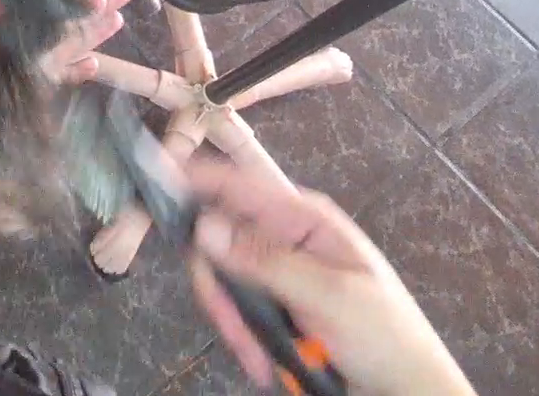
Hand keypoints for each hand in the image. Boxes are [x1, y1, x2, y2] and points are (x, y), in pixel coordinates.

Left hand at [0, 0, 132, 132]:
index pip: (38, 10)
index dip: (67, 0)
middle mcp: (12, 48)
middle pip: (59, 28)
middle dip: (92, 13)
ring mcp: (19, 74)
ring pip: (64, 51)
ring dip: (92, 37)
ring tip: (119, 21)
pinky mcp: (21, 99)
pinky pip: (53, 83)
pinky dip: (74, 74)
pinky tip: (92, 63)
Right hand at [184, 161, 475, 395]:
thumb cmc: (387, 341)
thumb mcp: (331, 298)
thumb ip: (265, 258)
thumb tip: (203, 224)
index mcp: (301, 218)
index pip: (235, 183)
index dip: (192, 177)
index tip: (151, 180)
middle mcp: (280, 234)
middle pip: (215, 235)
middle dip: (215, 283)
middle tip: (227, 323)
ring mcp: (271, 268)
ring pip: (217, 273)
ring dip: (229, 317)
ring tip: (256, 358)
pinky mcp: (266, 300)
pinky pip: (230, 303)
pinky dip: (238, 333)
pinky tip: (261, 361)